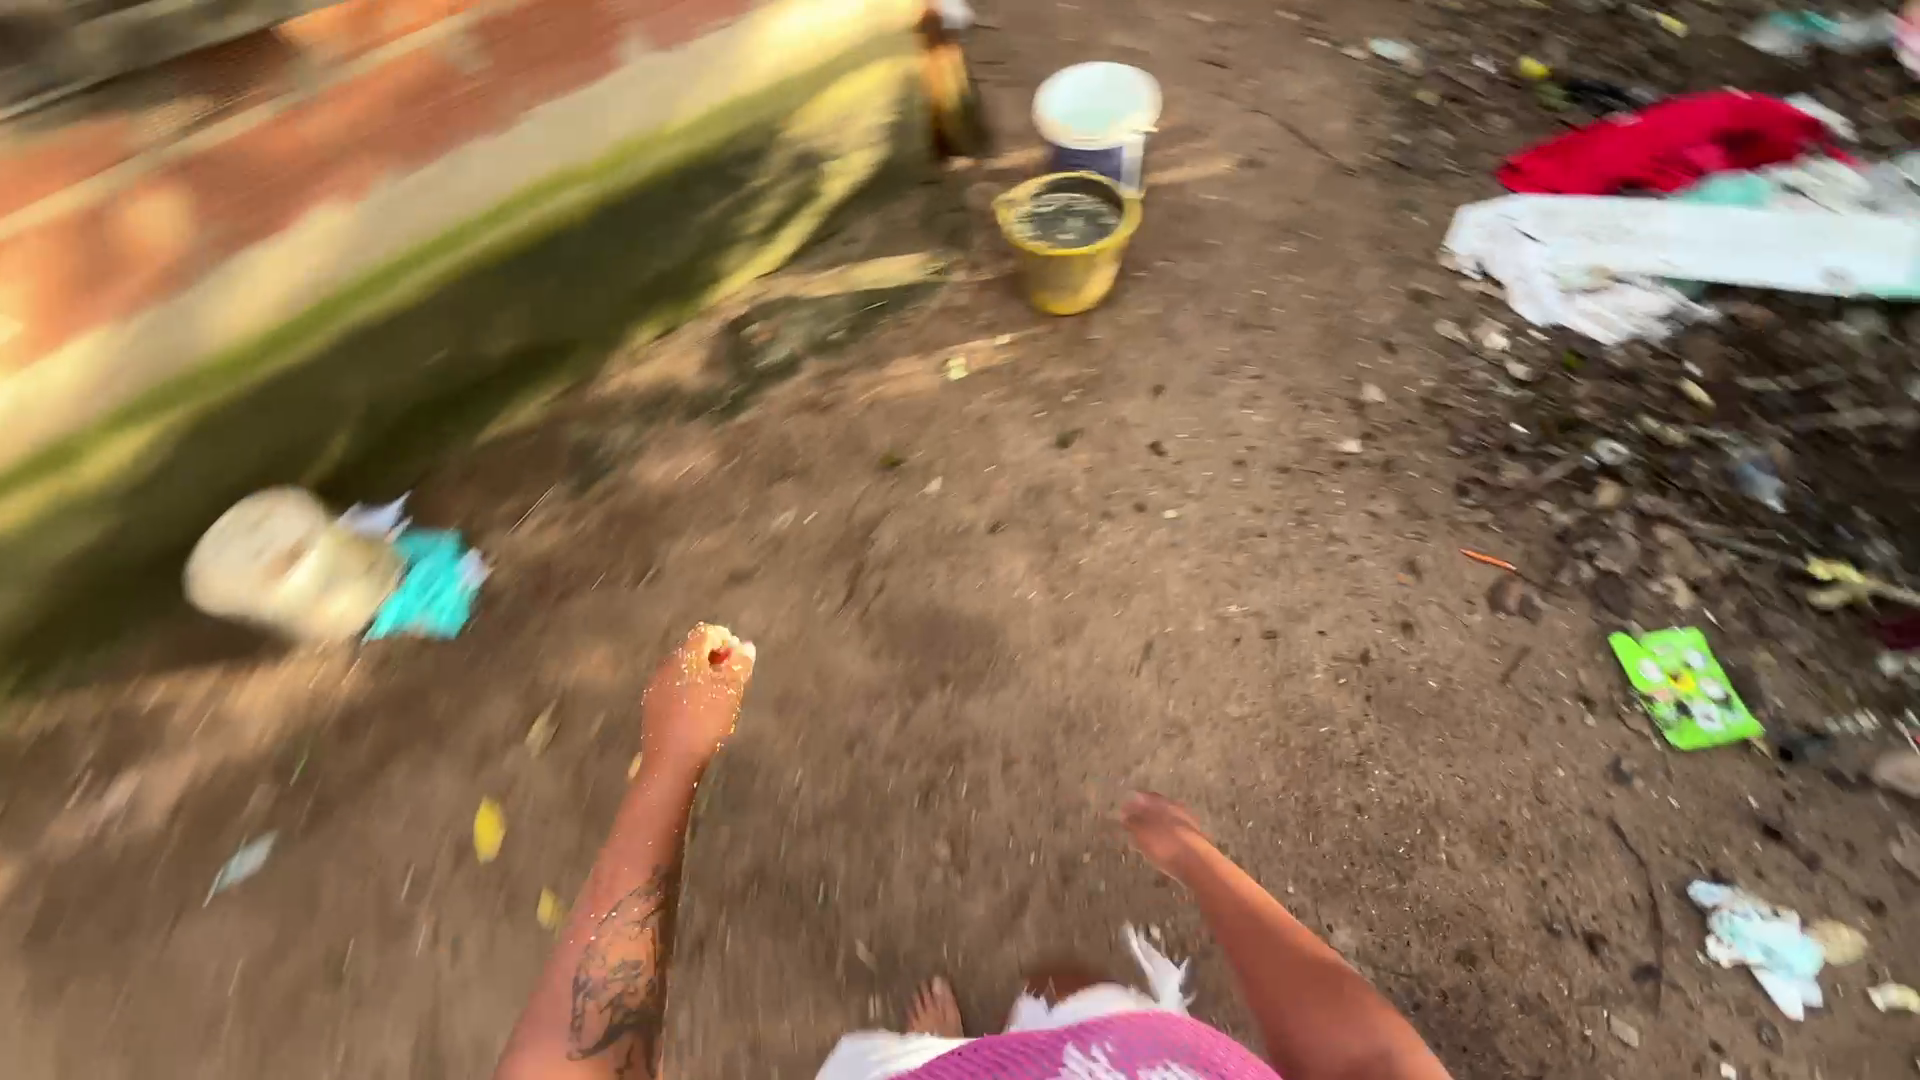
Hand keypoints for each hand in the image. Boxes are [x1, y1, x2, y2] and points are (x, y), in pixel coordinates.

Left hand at [640, 624, 754, 777]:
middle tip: (733, 676)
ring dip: (703, 674)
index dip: (725, 639)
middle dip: (716, 657)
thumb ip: (740, 664)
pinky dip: (690, 688)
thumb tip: (746, 646)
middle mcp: (666, 665)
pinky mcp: (652, 706)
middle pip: (693, 650)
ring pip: (683, 669)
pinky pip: (675, 686)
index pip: (706, 633)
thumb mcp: (732, 690)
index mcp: (685, 656)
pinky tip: (700, 708)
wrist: (671, 760)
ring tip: (720, 694)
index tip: (739, 658)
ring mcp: (656, 686)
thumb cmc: (706, 720)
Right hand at [1121, 791, 1208, 879]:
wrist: (1198, 864)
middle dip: (1145, 814)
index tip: (1124, 810)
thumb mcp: (1142, 833)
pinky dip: (1165, 838)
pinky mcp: (1194, 841)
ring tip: (1144, 837)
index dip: (1134, 802)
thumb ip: (1133, 822)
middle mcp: (1176, 809)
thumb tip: (1126, 814)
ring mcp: (1188, 825)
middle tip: (1133, 823)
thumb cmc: (1165, 845)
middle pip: (1158, 808)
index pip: (1146, 797)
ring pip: (1167, 821)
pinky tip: (1160, 847)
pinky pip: (1174, 835)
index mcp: (1163, 803)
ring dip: (1156, 826)